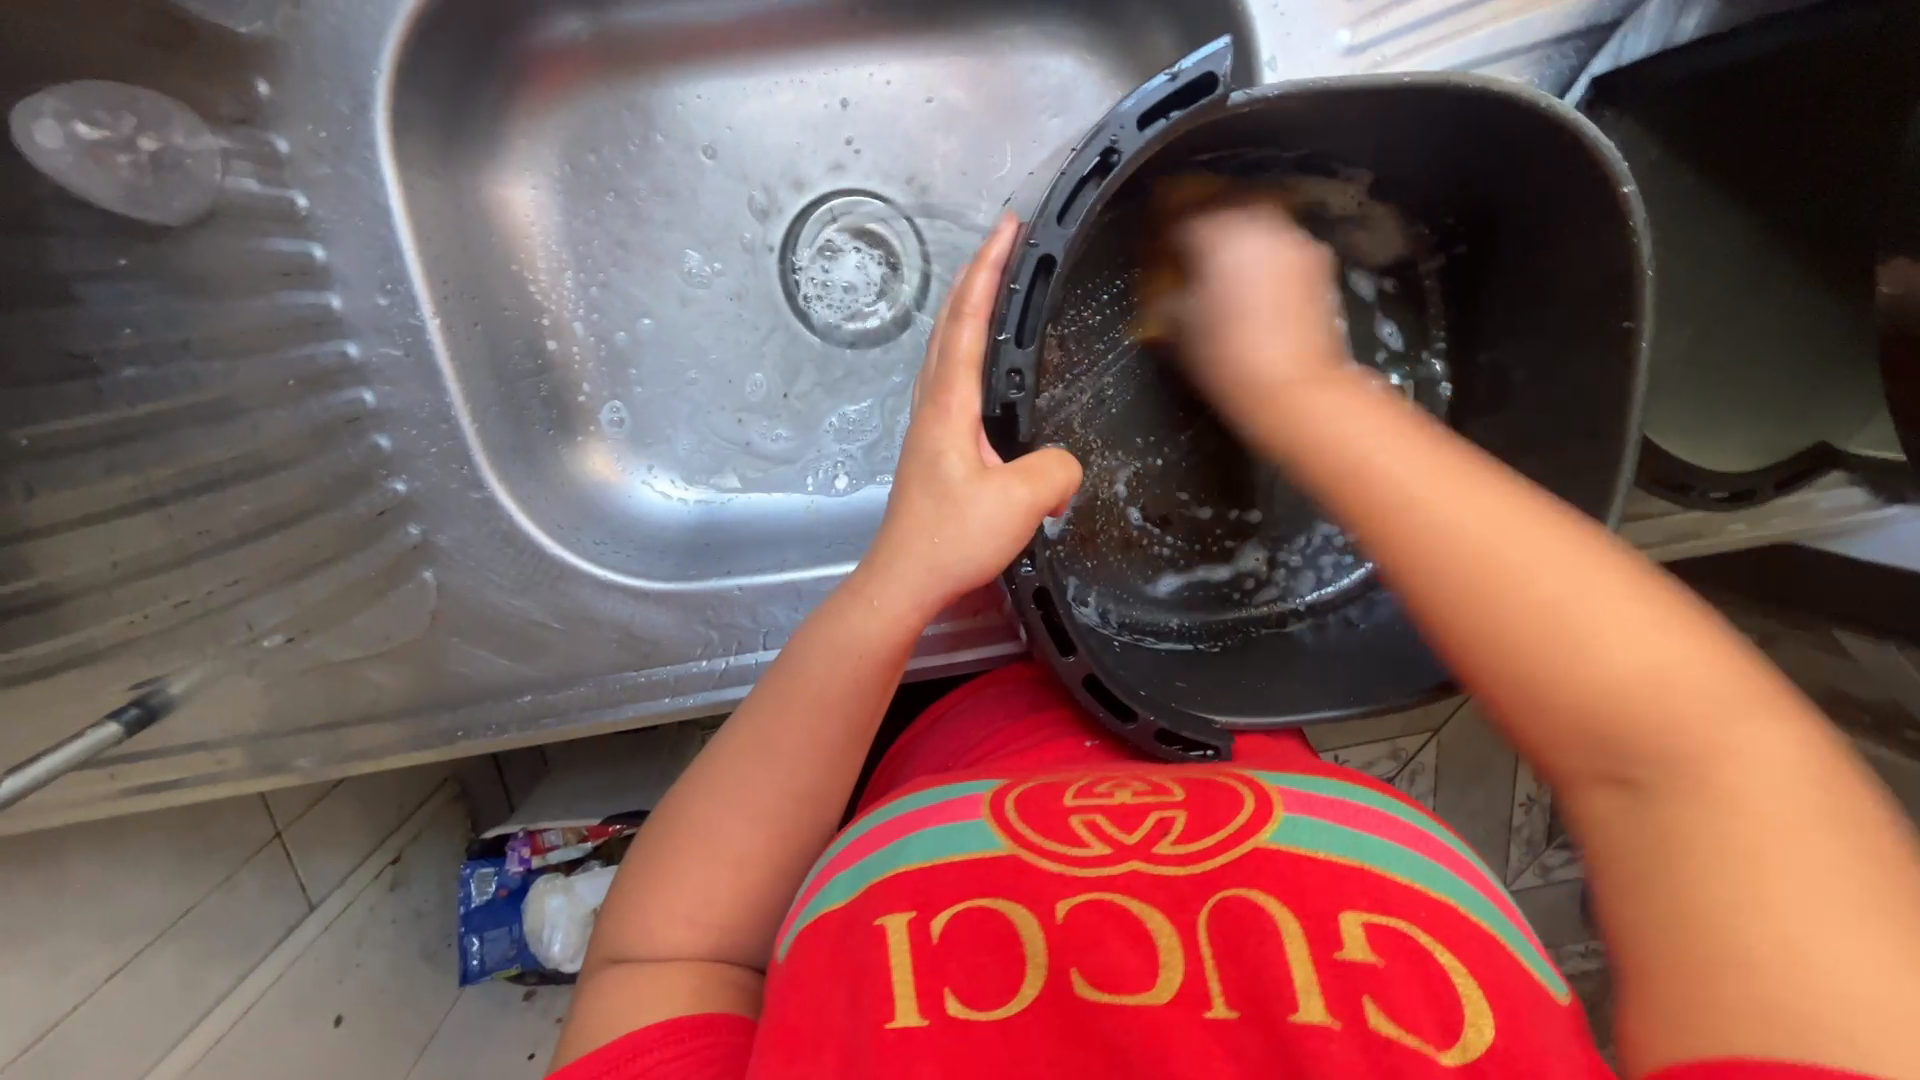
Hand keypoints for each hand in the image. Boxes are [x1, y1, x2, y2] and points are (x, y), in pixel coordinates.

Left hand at [858, 215, 1083, 620]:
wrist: (904, 579)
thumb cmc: (952, 539)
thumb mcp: (1021, 502)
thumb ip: (1056, 469)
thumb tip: (1064, 465)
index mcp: (949, 406)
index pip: (968, 323)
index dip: (989, 272)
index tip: (1008, 229)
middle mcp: (932, 407)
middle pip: (949, 326)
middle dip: (975, 277)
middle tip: (1002, 243)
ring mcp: (928, 427)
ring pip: (943, 352)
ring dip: (965, 312)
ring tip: (990, 288)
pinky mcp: (933, 449)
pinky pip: (949, 381)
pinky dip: (964, 350)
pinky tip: (979, 365)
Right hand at [1170, 203, 1353, 438]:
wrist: (1293, 389)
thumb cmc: (1225, 359)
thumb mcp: (1177, 327)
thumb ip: (1166, 292)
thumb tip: (1165, 285)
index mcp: (1216, 233)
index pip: (1178, 216)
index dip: (1160, 231)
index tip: (1152, 246)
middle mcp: (1259, 224)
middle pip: (1222, 206)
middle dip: (1201, 221)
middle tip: (1185, 245)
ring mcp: (1293, 241)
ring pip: (1255, 221)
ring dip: (1235, 235)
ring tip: (1219, 262)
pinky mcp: (1317, 262)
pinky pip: (1279, 245)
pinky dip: (1261, 254)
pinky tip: (1250, 281)